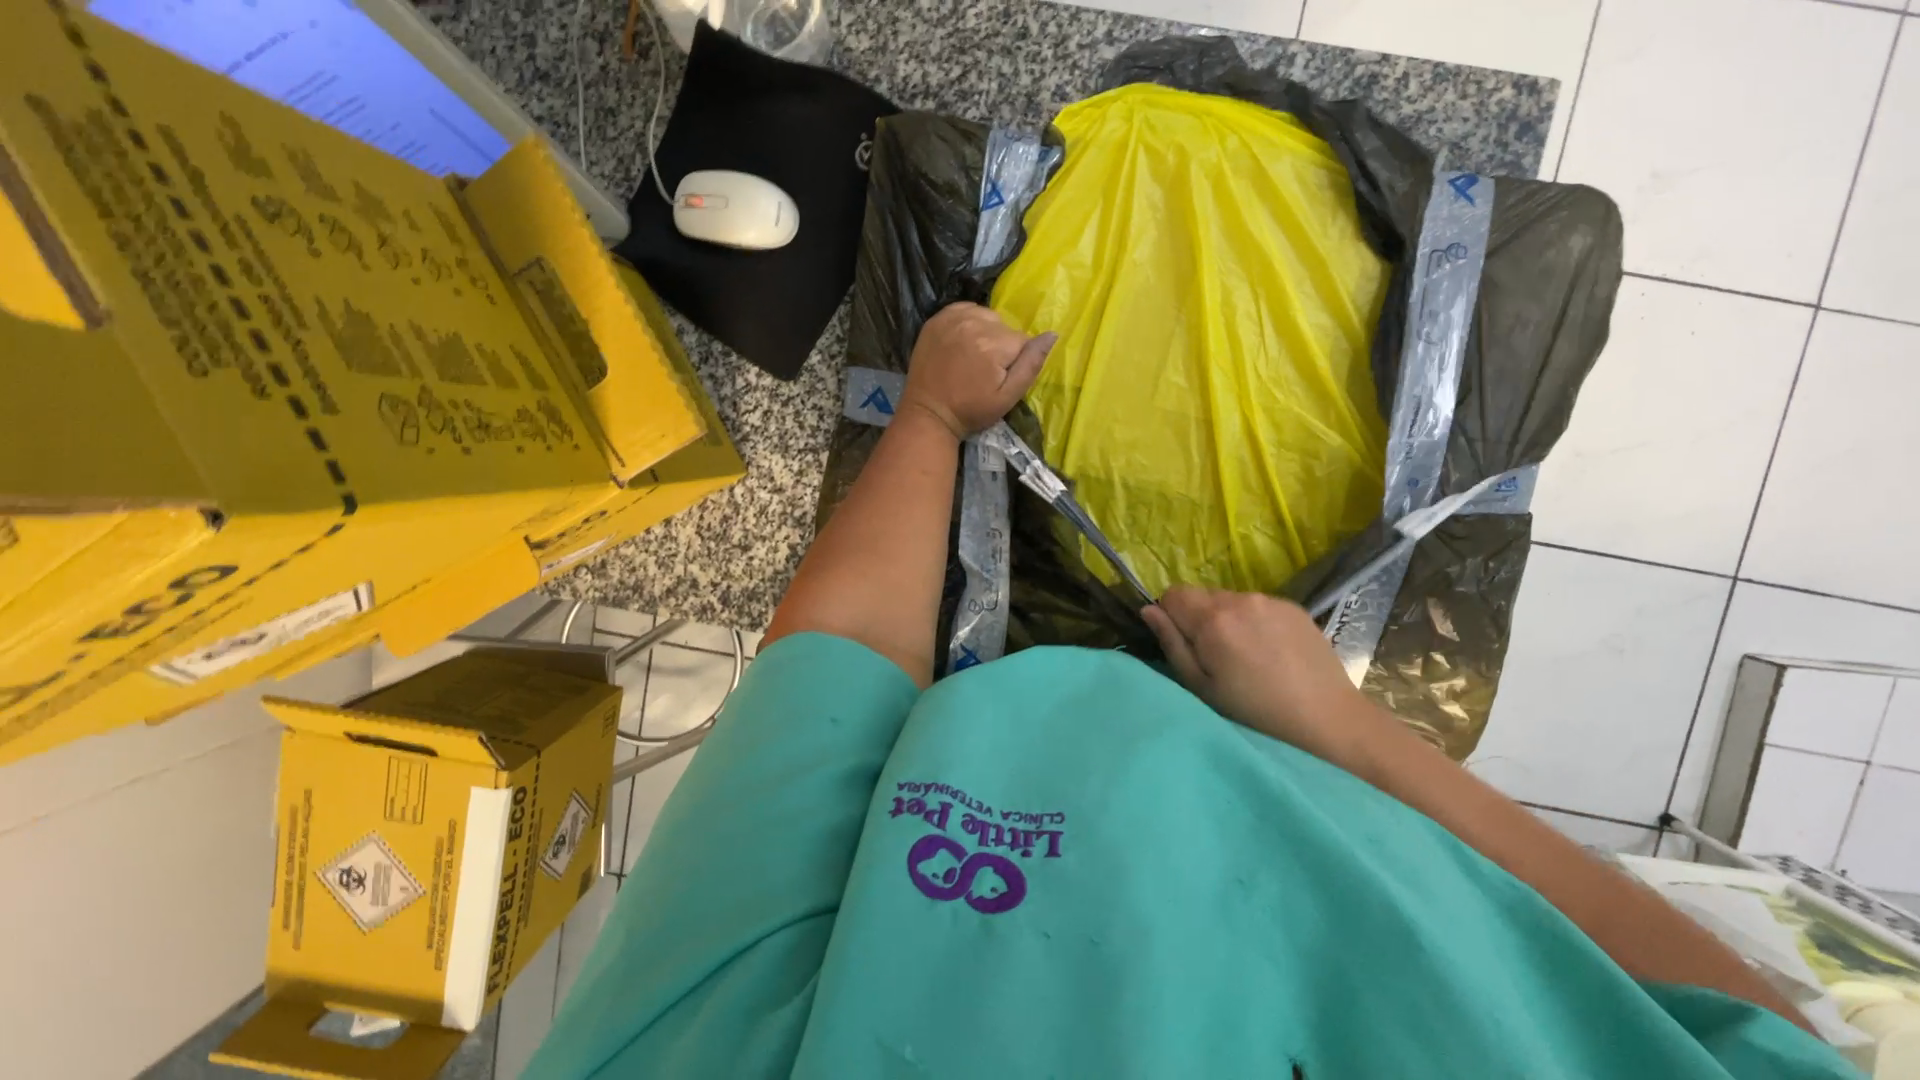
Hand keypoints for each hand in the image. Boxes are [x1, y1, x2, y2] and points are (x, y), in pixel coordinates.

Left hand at [900, 302, 1055, 439]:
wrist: (929, 412)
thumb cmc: (971, 410)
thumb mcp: (1008, 396)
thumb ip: (1031, 365)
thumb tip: (1053, 335)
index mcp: (994, 344)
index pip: (1023, 341)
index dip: (1015, 361)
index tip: (999, 377)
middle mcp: (974, 323)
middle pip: (1005, 327)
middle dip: (1001, 346)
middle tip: (983, 369)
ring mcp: (952, 318)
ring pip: (987, 317)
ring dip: (985, 332)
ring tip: (972, 356)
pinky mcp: (937, 319)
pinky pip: (965, 309)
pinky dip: (968, 322)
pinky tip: (962, 341)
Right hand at [1142, 587, 1400, 763]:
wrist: (1326, 721)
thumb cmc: (1255, 714)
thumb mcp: (1201, 688)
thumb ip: (1172, 645)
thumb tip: (1148, 611)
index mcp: (1213, 620)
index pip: (1173, 594)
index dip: (1171, 617)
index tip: (1185, 645)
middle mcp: (1240, 599)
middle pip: (1202, 595)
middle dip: (1199, 619)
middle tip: (1216, 657)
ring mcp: (1270, 600)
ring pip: (1230, 600)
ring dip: (1227, 619)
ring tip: (1245, 657)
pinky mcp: (1293, 607)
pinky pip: (1258, 606)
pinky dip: (1254, 622)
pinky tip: (1270, 652)